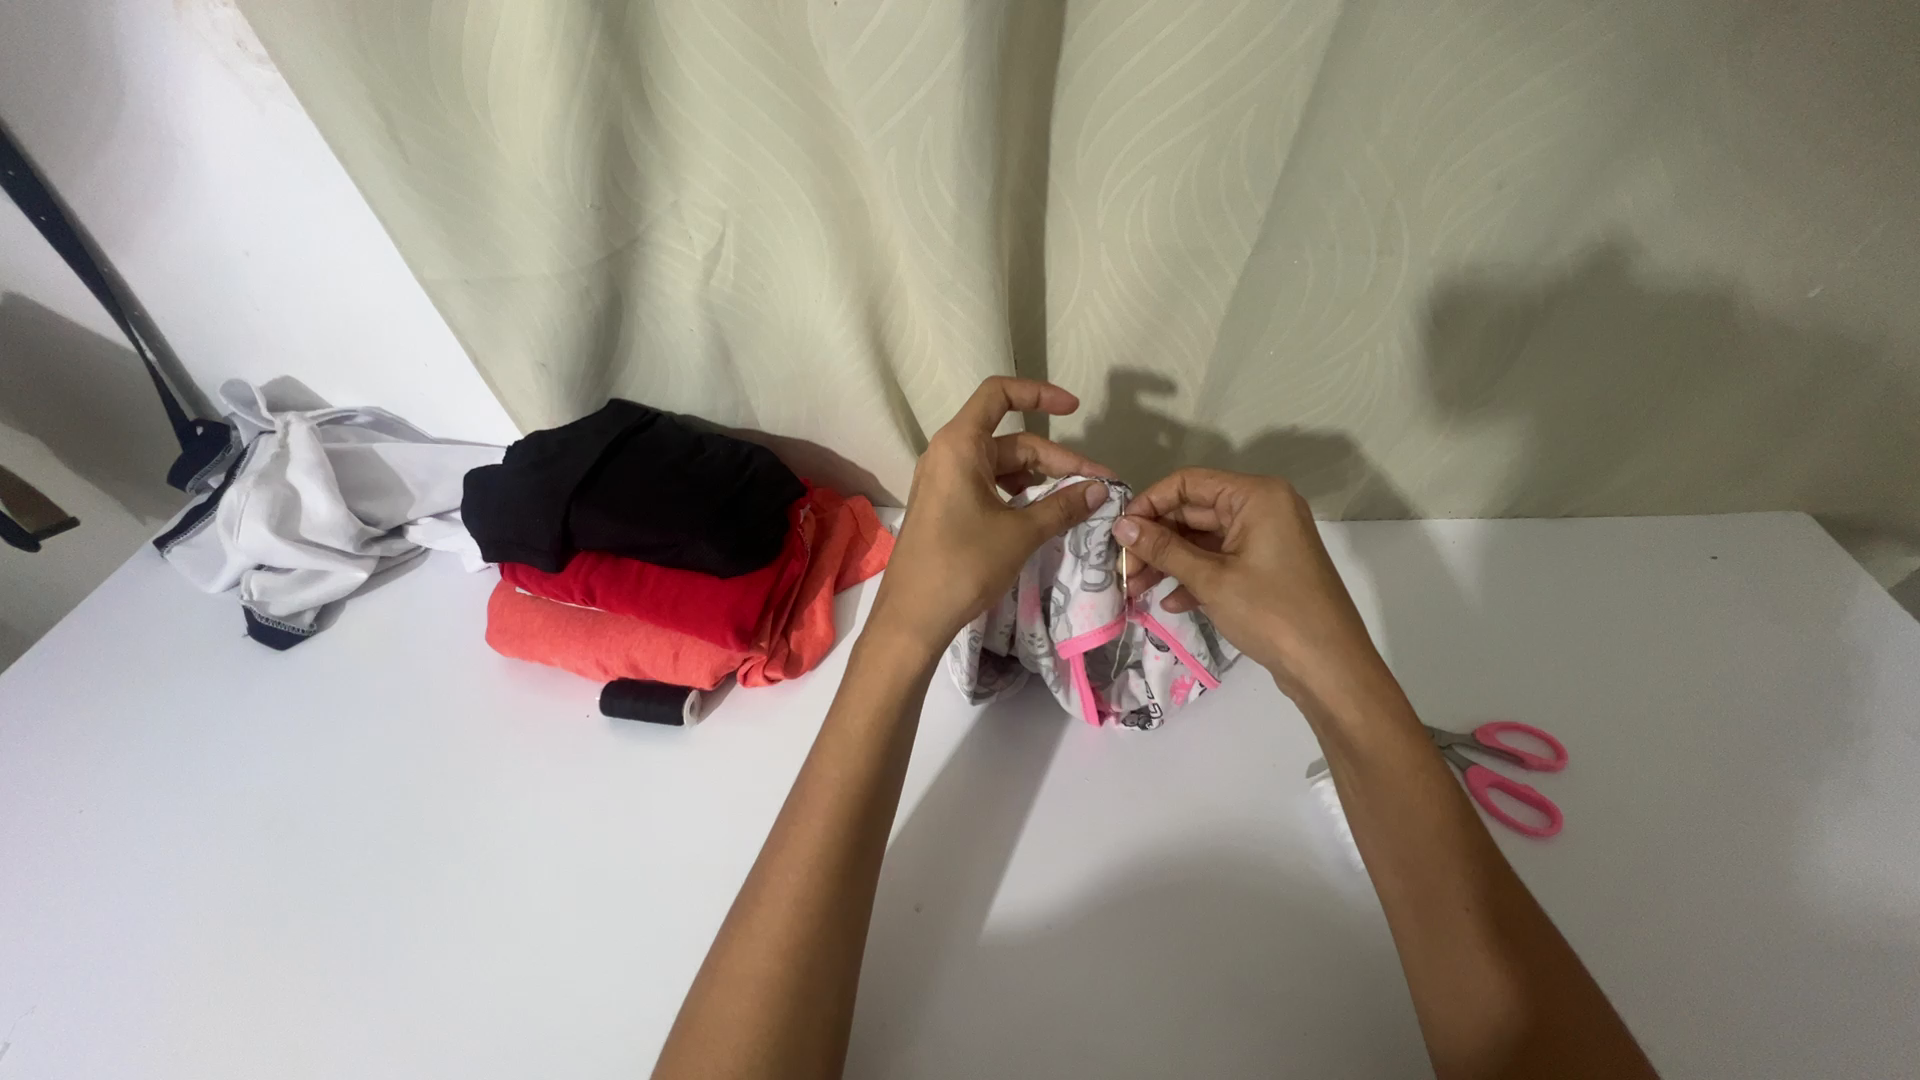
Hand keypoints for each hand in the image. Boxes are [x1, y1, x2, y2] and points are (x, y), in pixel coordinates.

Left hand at [867, 378, 1114, 654]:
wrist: (912, 616)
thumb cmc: (963, 565)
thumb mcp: (1020, 533)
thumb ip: (1063, 506)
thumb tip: (1100, 489)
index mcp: (960, 445)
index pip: (999, 394)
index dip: (1039, 394)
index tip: (1074, 409)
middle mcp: (948, 455)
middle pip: (1010, 440)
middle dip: (1055, 459)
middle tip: (1096, 486)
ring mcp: (943, 482)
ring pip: (1001, 467)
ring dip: (1038, 480)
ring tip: (1075, 502)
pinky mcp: (944, 507)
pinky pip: (987, 487)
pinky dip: (1017, 495)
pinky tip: (1041, 515)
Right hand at [1111, 468, 1385, 705]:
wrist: (1329, 667)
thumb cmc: (1272, 613)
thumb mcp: (1211, 579)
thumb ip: (1163, 548)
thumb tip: (1121, 526)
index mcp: (1256, 496)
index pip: (1188, 483)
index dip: (1149, 504)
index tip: (1118, 533)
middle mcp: (1262, 508)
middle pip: (1193, 511)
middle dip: (1155, 539)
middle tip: (1122, 567)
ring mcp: (1264, 538)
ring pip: (1202, 539)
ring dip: (1168, 562)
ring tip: (1134, 588)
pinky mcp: (1264, 566)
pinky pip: (1219, 560)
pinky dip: (1193, 577)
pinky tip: (1170, 602)